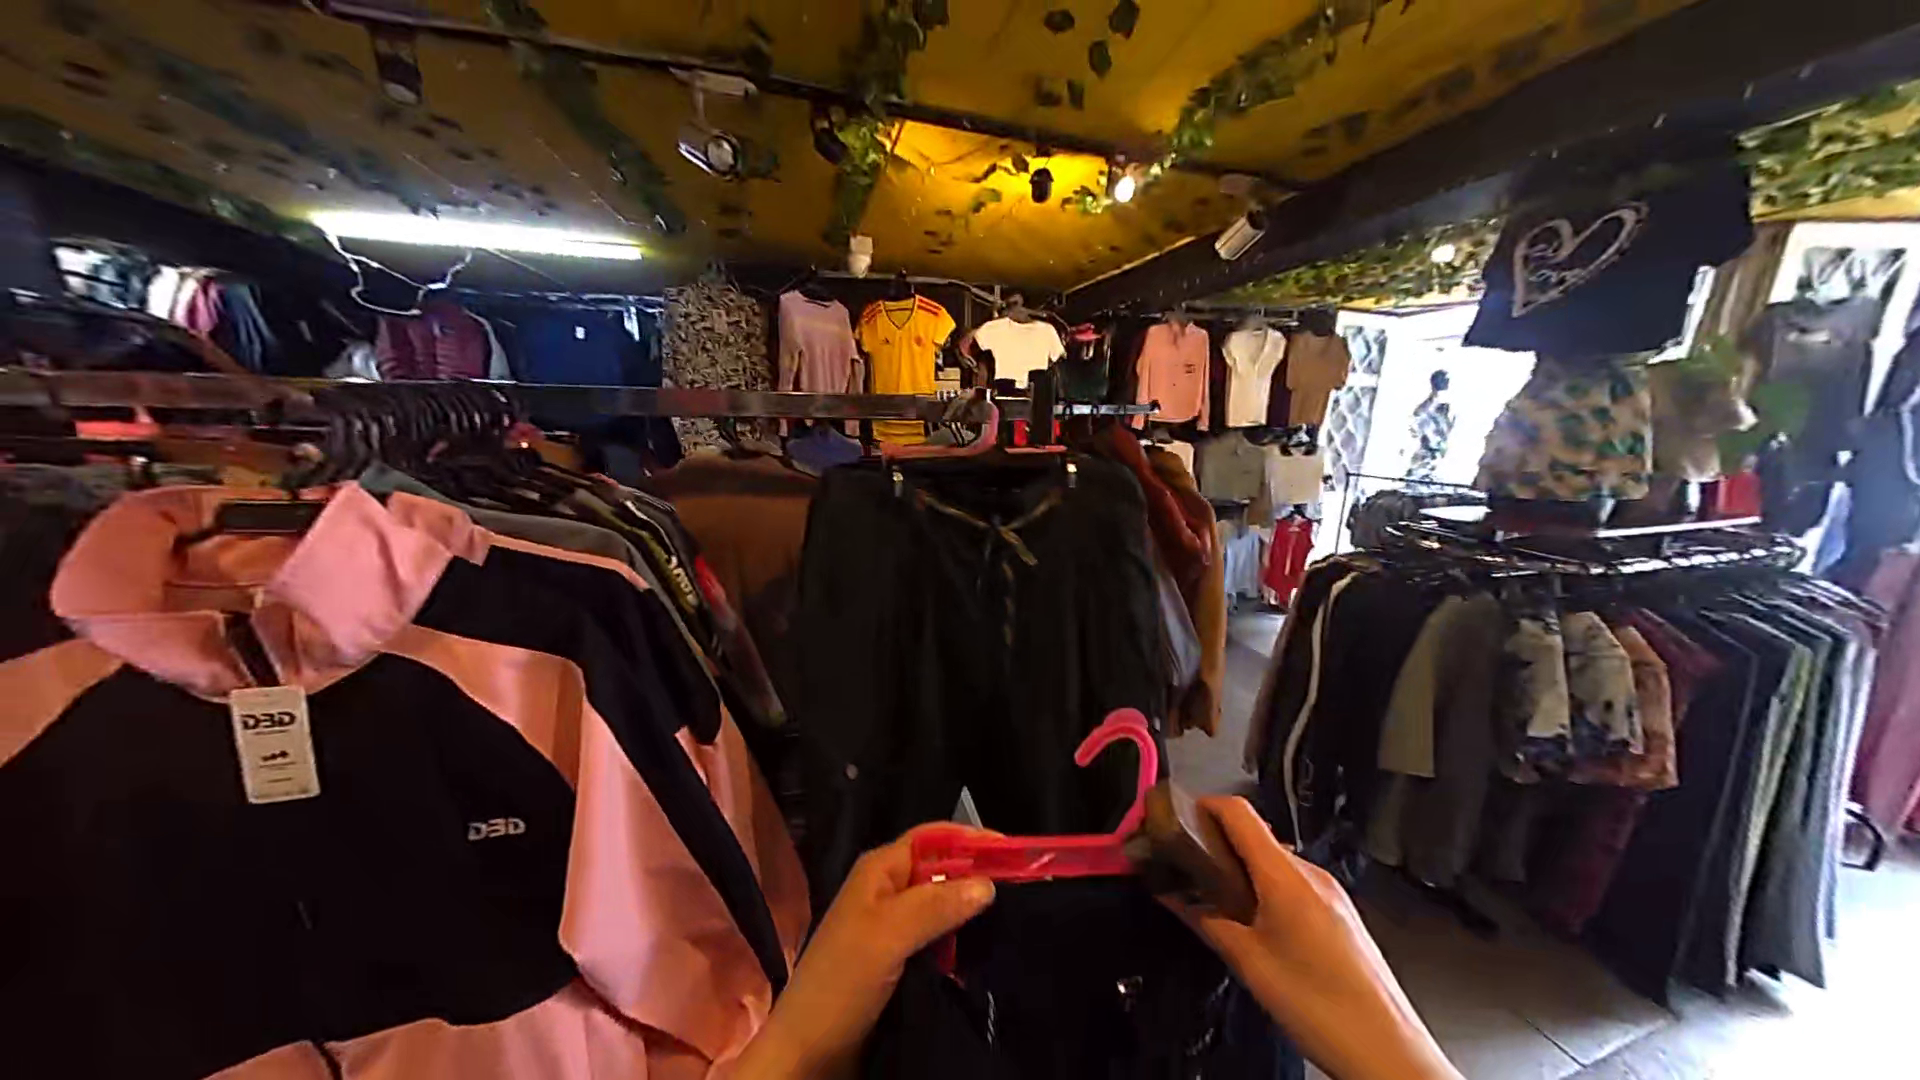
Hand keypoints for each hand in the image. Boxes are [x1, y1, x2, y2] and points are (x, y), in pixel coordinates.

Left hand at [730, 824, 996, 1079]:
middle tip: (1017, 885)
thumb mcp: (889, 936)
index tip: (1011, 851)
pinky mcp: (896, 958)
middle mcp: (886, 889)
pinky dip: (958, 938)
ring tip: (1006, 916)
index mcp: (880, 869)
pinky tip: (978, 948)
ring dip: (967, 907)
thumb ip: (937, 905)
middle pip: (939, 867)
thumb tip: (988, 883)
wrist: (806, 1055)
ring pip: (940, 903)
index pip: (932, 837)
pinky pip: (936, 935)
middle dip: (974, 872)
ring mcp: (890, 925)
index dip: (970, 838)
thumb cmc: (842, 982)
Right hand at [1173, 797, 1462, 1079]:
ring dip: (1241, 869)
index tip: (1177, 818)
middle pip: (1254, 834)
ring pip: (1273, 860)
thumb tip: (1171, 896)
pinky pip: (1293, 882)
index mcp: (1285, 877)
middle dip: (1217, 844)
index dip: (1203, 805)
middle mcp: (1311, 874)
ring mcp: (1330, 893)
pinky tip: (1255, 923)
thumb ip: (1204, 920)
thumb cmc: (1323, 1010)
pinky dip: (1265, 888)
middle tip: (1188, 867)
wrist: (1392, 1057)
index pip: (1238, 812)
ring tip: (1217, 900)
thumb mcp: (1248, 963)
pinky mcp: (1340, 913)